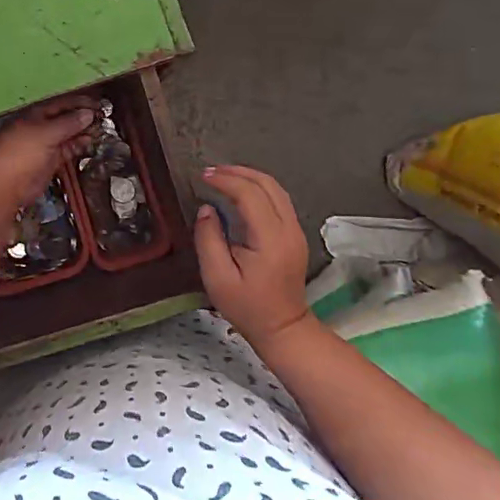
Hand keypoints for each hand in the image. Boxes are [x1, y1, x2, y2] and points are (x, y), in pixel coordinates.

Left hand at [0, 96, 98, 209]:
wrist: (7, 185)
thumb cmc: (22, 153)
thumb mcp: (46, 134)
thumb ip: (69, 123)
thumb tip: (88, 114)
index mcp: (34, 115)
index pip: (60, 104)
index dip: (79, 103)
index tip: (97, 103)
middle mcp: (40, 127)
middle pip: (64, 118)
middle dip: (82, 117)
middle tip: (102, 116)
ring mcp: (45, 144)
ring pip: (67, 134)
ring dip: (82, 131)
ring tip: (100, 129)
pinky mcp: (50, 160)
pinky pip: (67, 148)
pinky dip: (78, 145)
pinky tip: (90, 141)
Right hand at [193, 165, 312, 348]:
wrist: (283, 328)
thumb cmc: (248, 308)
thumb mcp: (218, 279)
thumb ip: (208, 240)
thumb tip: (207, 210)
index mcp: (270, 239)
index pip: (250, 195)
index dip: (226, 180)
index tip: (204, 177)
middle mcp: (288, 229)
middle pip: (268, 184)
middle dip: (239, 172)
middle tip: (212, 171)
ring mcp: (296, 230)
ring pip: (276, 189)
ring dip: (250, 177)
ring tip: (224, 176)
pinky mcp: (295, 234)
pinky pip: (279, 200)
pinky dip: (259, 188)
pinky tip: (241, 191)